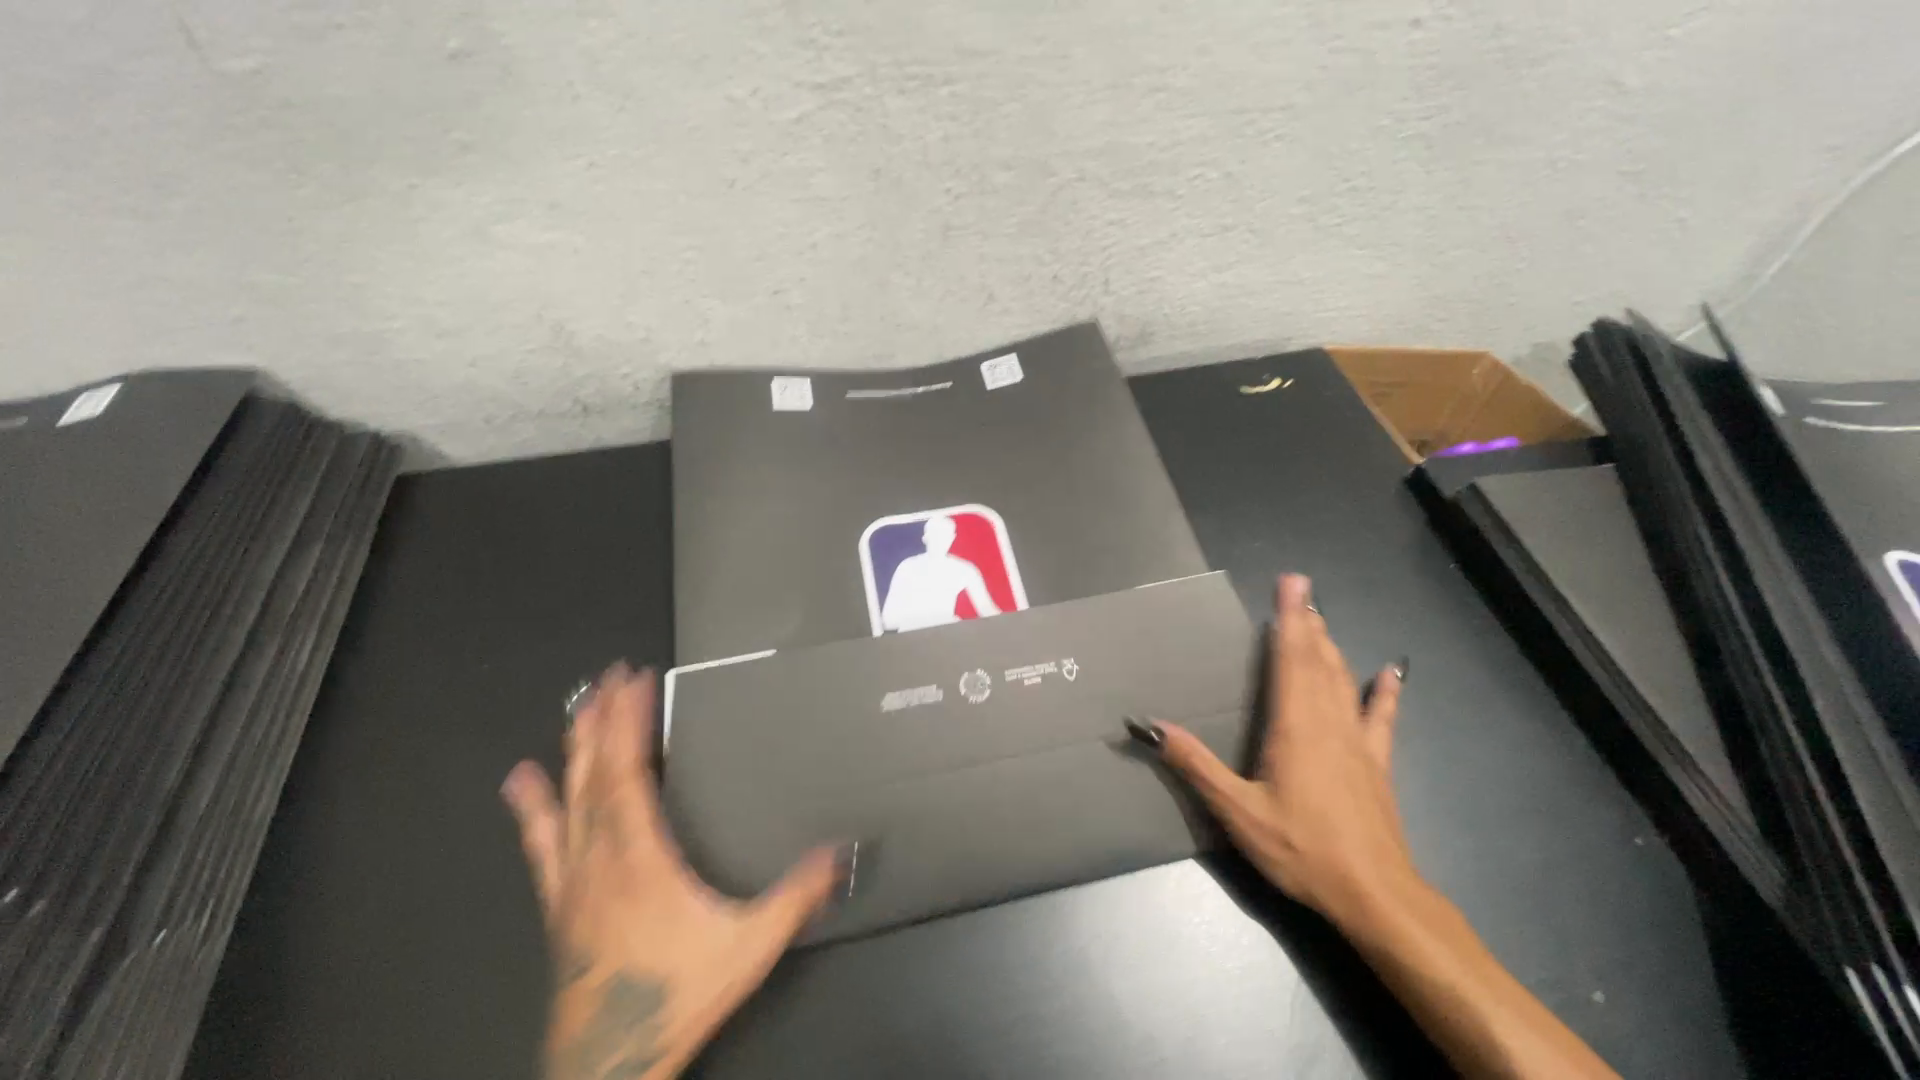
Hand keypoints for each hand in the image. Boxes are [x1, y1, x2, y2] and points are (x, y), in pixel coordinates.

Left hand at [501, 662, 846, 1079]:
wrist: (609, 1058)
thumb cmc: (676, 993)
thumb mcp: (751, 943)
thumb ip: (797, 895)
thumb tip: (839, 855)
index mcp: (639, 856)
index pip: (629, 772)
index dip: (630, 722)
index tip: (635, 680)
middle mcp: (599, 857)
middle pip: (594, 773)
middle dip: (602, 719)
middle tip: (608, 677)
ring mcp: (573, 879)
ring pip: (567, 799)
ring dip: (574, 750)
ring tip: (576, 709)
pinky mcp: (560, 903)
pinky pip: (542, 843)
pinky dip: (531, 807)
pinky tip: (520, 782)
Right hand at [1143, 574, 1414, 927]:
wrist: (1373, 891)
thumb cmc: (1301, 849)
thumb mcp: (1238, 812)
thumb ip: (1196, 765)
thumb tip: (1150, 725)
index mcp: (1293, 728)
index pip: (1290, 660)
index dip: (1288, 620)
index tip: (1290, 584)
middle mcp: (1328, 724)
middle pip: (1317, 662)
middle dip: (1307, 622)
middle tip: (1301, 587)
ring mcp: (1357, 742)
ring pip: (1343, 681)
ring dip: (1331, 647)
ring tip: (1322, 618)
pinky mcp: (1376, 764)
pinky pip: (1381, 718)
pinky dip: (1384, 692)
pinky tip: (1390, 672)